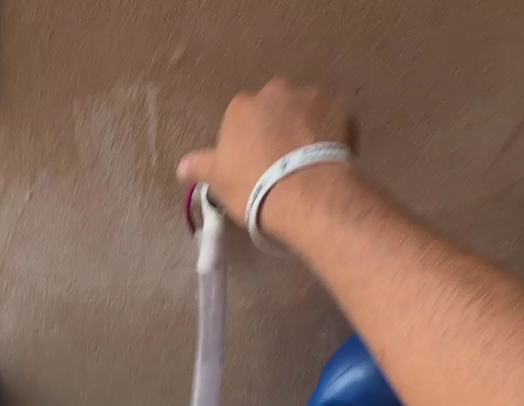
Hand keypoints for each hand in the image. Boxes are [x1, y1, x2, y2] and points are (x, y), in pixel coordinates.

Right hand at [176, 78, 354, 241]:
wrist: (304, 194)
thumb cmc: (252, 188)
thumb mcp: (218, 182)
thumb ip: (200, 168)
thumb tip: (182, 166)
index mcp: (241, 107)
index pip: (239, 121)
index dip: (244, 145)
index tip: (250, 167)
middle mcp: (275, 92)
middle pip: (272, 111)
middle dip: (275, 131)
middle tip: (278, 166)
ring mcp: (311, 97)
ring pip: (303, 114)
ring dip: (303, 131)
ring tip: (305, 166)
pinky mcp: (342, 110)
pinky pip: (332, 121)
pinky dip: (329, 136)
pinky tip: (326, 161)